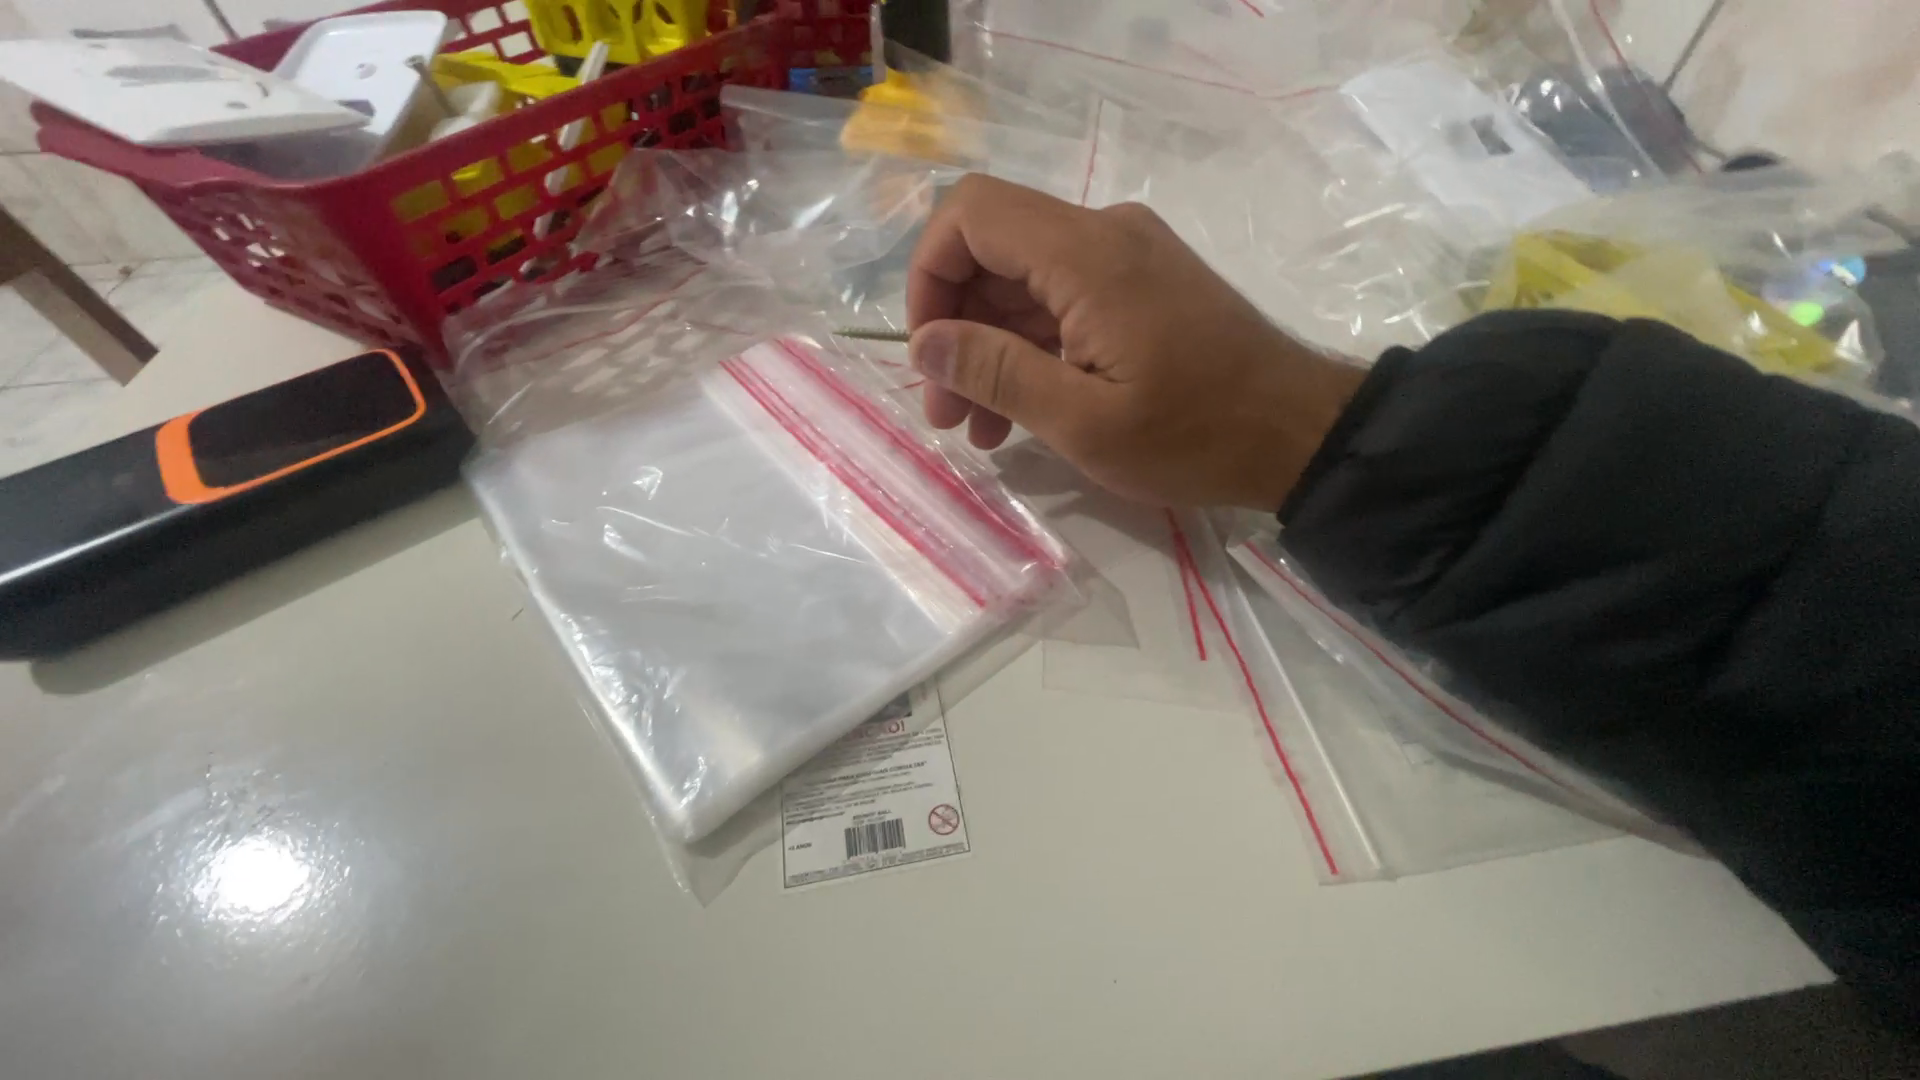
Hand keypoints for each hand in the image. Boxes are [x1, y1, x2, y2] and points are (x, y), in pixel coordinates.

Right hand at [907, 174, 1365, 509]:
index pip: (971, 214)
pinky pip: (1062, 302)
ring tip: (977, 429)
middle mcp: (1104, 235)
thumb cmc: (1194, 436)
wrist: (1299, 435)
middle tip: (945, 411)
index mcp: (1086, 254)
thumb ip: (996, 372)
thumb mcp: (1083, 421)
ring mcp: (1126, 259)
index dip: (929, 274)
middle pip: (993, 251)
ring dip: (989, 349)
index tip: (927, 351)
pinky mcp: (1141, 288)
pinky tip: (1018, 412)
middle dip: (955, 328)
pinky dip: (1030, 350)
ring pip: (1024, 283)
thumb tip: (925, 342)